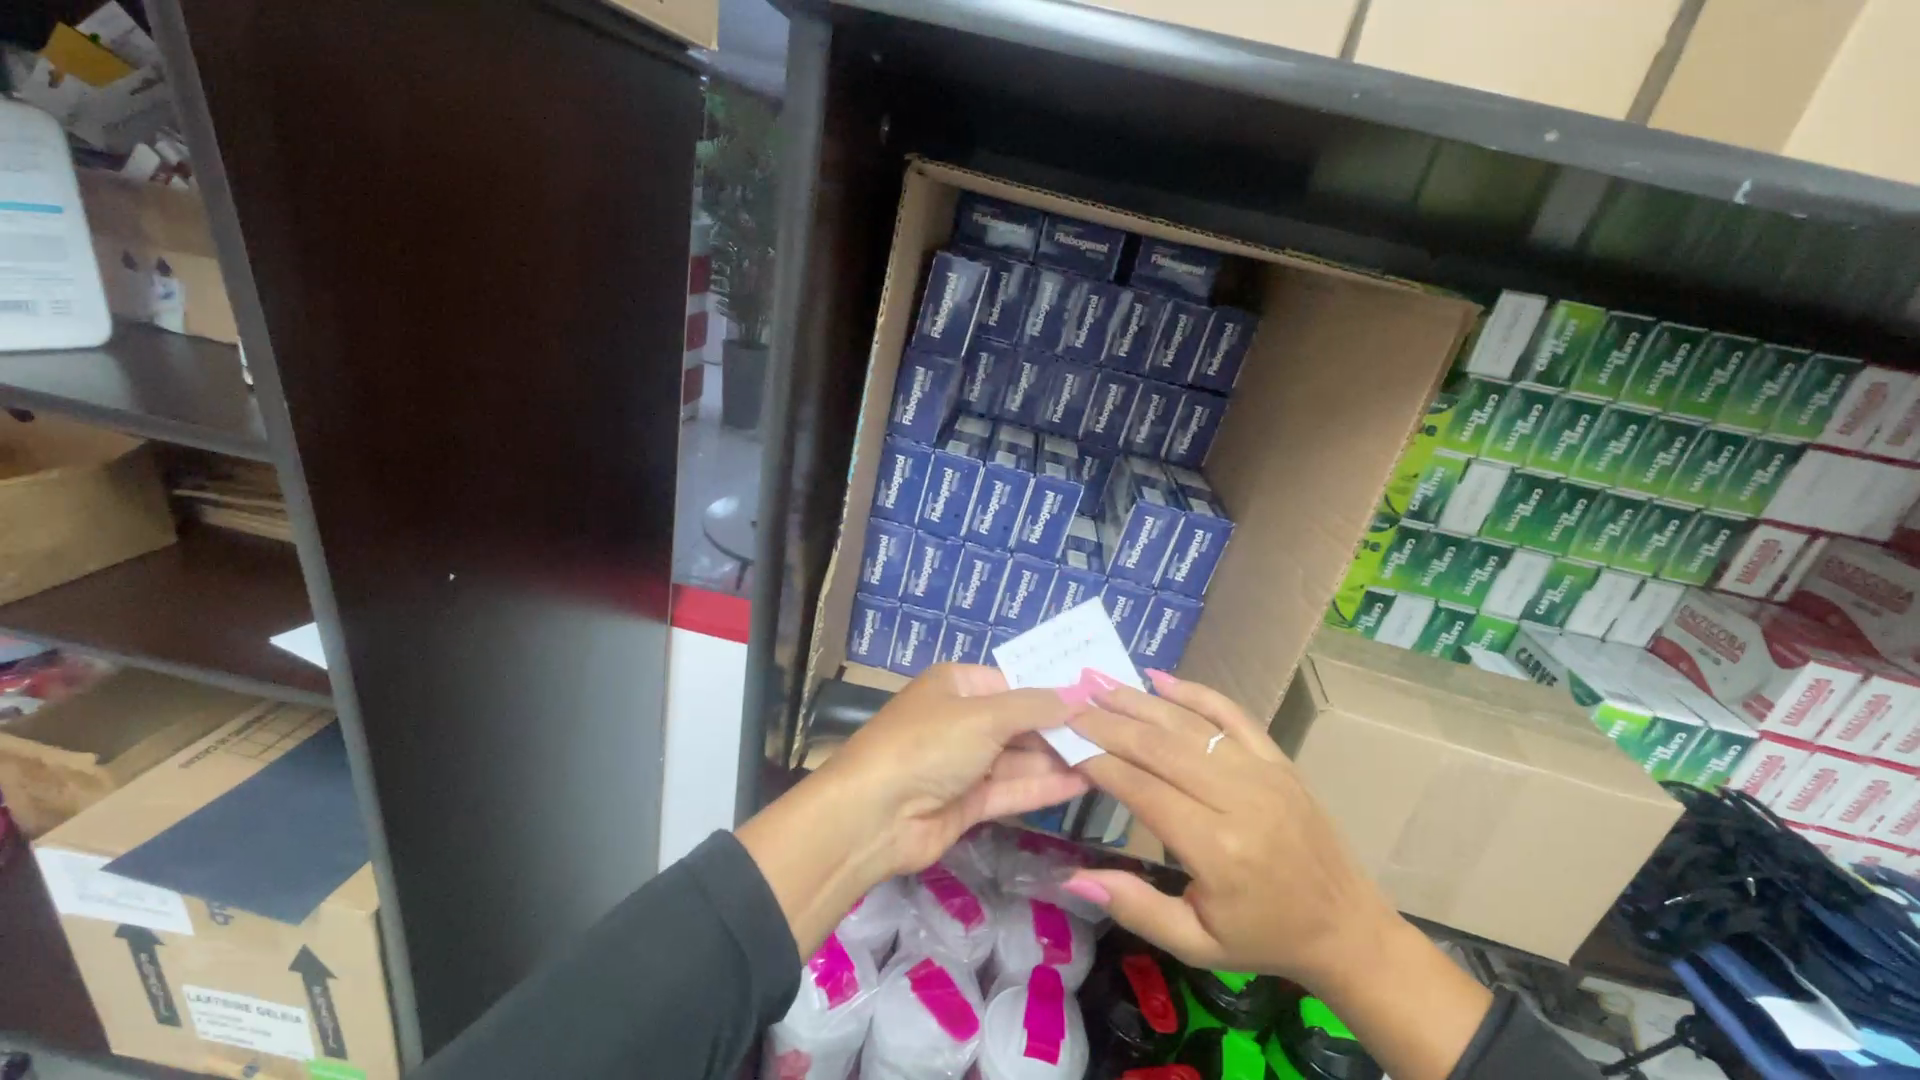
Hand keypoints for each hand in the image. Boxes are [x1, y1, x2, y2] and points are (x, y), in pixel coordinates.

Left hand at [822, 662, 1090, 874]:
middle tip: (1114, 732)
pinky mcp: (969, 803)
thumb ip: (1034, 707)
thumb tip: (1077, 696)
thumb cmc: (927, 746)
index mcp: (957, 685)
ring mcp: (965, 764)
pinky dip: (1046, 785)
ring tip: (1111, 757)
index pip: (1014, 682)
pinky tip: (1085, 782)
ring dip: (1059, 758)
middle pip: (1020, 722)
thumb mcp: (983, 716)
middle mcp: (962, 721)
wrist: (872, 816)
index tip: (1098, 698)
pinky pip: (1013, 788)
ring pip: (1020, 757)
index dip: (1054, 691)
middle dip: (1061, 728)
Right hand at [1060, 670, 1491, 1079]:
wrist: (1345, 927)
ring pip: (1190, 726)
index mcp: (1217, 849)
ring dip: (1140, 702)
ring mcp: (1263, 773)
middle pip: (1160, 748)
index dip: (1100, 764)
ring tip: (1098, 685)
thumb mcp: (1195, 944)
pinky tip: (1159, 678)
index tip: (1065, 746)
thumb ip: (1135, 907)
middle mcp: (1239, 800)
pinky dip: (1195, 692)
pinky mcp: (1278, 761)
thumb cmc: (1262, 938)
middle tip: (1069, 707)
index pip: (1142, 789)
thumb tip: (1071, 877)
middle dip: (1109, 724)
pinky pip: (1232, 716)